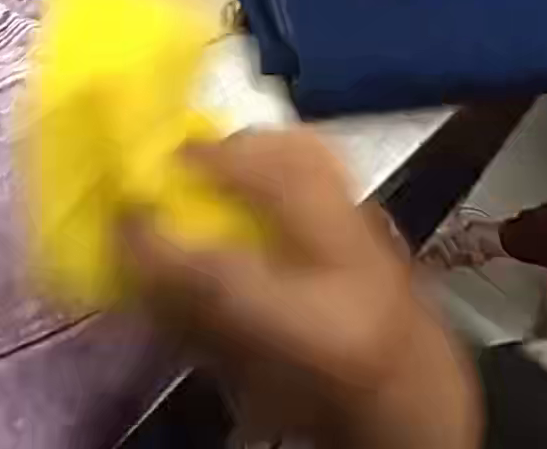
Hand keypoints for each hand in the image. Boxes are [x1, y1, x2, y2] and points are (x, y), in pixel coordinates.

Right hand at [123, 131, 480, 448]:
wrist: (423, 392)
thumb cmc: (331, 403)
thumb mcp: (256, 387)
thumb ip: (202, 327)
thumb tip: (144, 270)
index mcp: (325, 331)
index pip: (228, 274)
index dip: (164, 244)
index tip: (123, 219)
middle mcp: (355, 264)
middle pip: (279, 180)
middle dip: (218, 159)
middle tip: (171, 158)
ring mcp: (372, 226)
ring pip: (305, 151)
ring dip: (249, 142)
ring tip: (211, 152)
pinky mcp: (373, 207)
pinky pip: (319, 152)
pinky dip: (278, 143)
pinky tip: (255, 153)